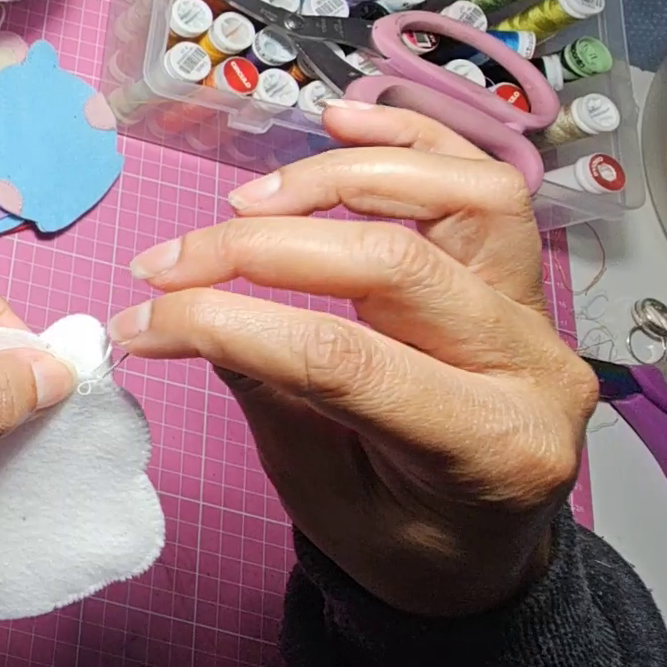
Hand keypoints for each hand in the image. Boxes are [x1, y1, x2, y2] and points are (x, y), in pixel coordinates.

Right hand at [108, 102, 596, 616]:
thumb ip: (260, 388)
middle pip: (387, 260)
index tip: (138, 322)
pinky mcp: (510, 275)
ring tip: (245, 200)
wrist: (475, 547)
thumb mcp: (313, 487)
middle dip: (248, 250)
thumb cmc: (393, 532)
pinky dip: (405, 137)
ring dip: (334, 180)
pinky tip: (338, 119)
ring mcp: (529, 308)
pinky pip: (478, 180)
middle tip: (164, 266)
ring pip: (463, 195)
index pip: (336, 354)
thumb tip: (183, 310)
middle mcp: (526, 361)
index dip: (216, 324)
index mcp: (483, 444)